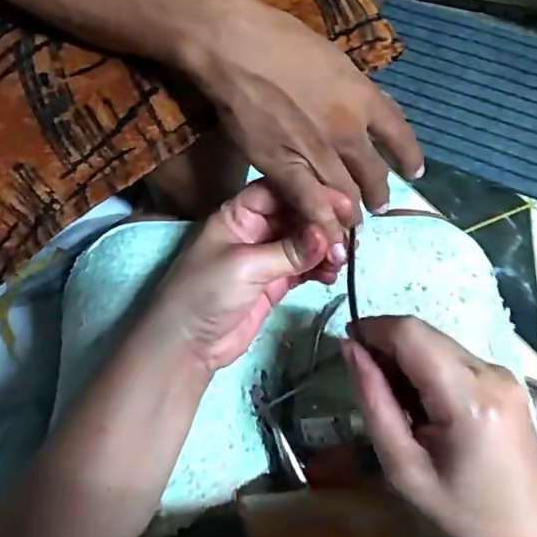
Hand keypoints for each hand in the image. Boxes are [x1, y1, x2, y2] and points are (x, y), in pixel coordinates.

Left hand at [134, 181, 345, 372]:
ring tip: (343, 258)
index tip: (341, 201)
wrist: (186, 346)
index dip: (308, 192)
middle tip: (351, 232)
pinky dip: (320, 268)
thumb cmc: (204, 293)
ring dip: (326, 247)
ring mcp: (266, 256)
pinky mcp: (275, 283)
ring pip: (304, 241)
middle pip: (296, 214)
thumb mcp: (245, 266)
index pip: (278, 190)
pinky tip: (333, 273)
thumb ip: (288, 251)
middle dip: (323, 221)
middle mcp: (254, 228)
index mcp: (237, 213)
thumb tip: (328, 235)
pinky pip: (304, 267)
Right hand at [189, 5, 422, 244]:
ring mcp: (318, 152)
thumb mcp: (333, 58)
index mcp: (364, 97)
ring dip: (354, 211)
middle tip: (379, 205)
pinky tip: (330, 229)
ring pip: (346, 193)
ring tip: (354, 222)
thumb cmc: (281, 39)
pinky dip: (323, 219)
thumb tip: (362, 104)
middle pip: (374, 173)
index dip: (409, 157)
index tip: (413, 171)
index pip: (399, 135)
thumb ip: (351, 88)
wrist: (238, 48)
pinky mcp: (284, 166)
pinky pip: (310, 202)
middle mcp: (349, 130)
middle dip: (379, 194)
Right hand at [342, 316, 536, 536]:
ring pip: (433, 340)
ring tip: (398, 403)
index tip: (348, 351)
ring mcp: (500, 370)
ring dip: (403, 357)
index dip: (372, 330)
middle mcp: (489, 372)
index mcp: (468, 400)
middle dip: (384, 346)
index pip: (410, 333)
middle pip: (420, 332)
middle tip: (371, 387)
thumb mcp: (406, 470)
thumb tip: (350, 349)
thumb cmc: (467, 513)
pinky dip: (424, 366)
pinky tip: (423, 404)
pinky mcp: (502, 374)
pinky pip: (448, 354)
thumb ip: (374, 403)